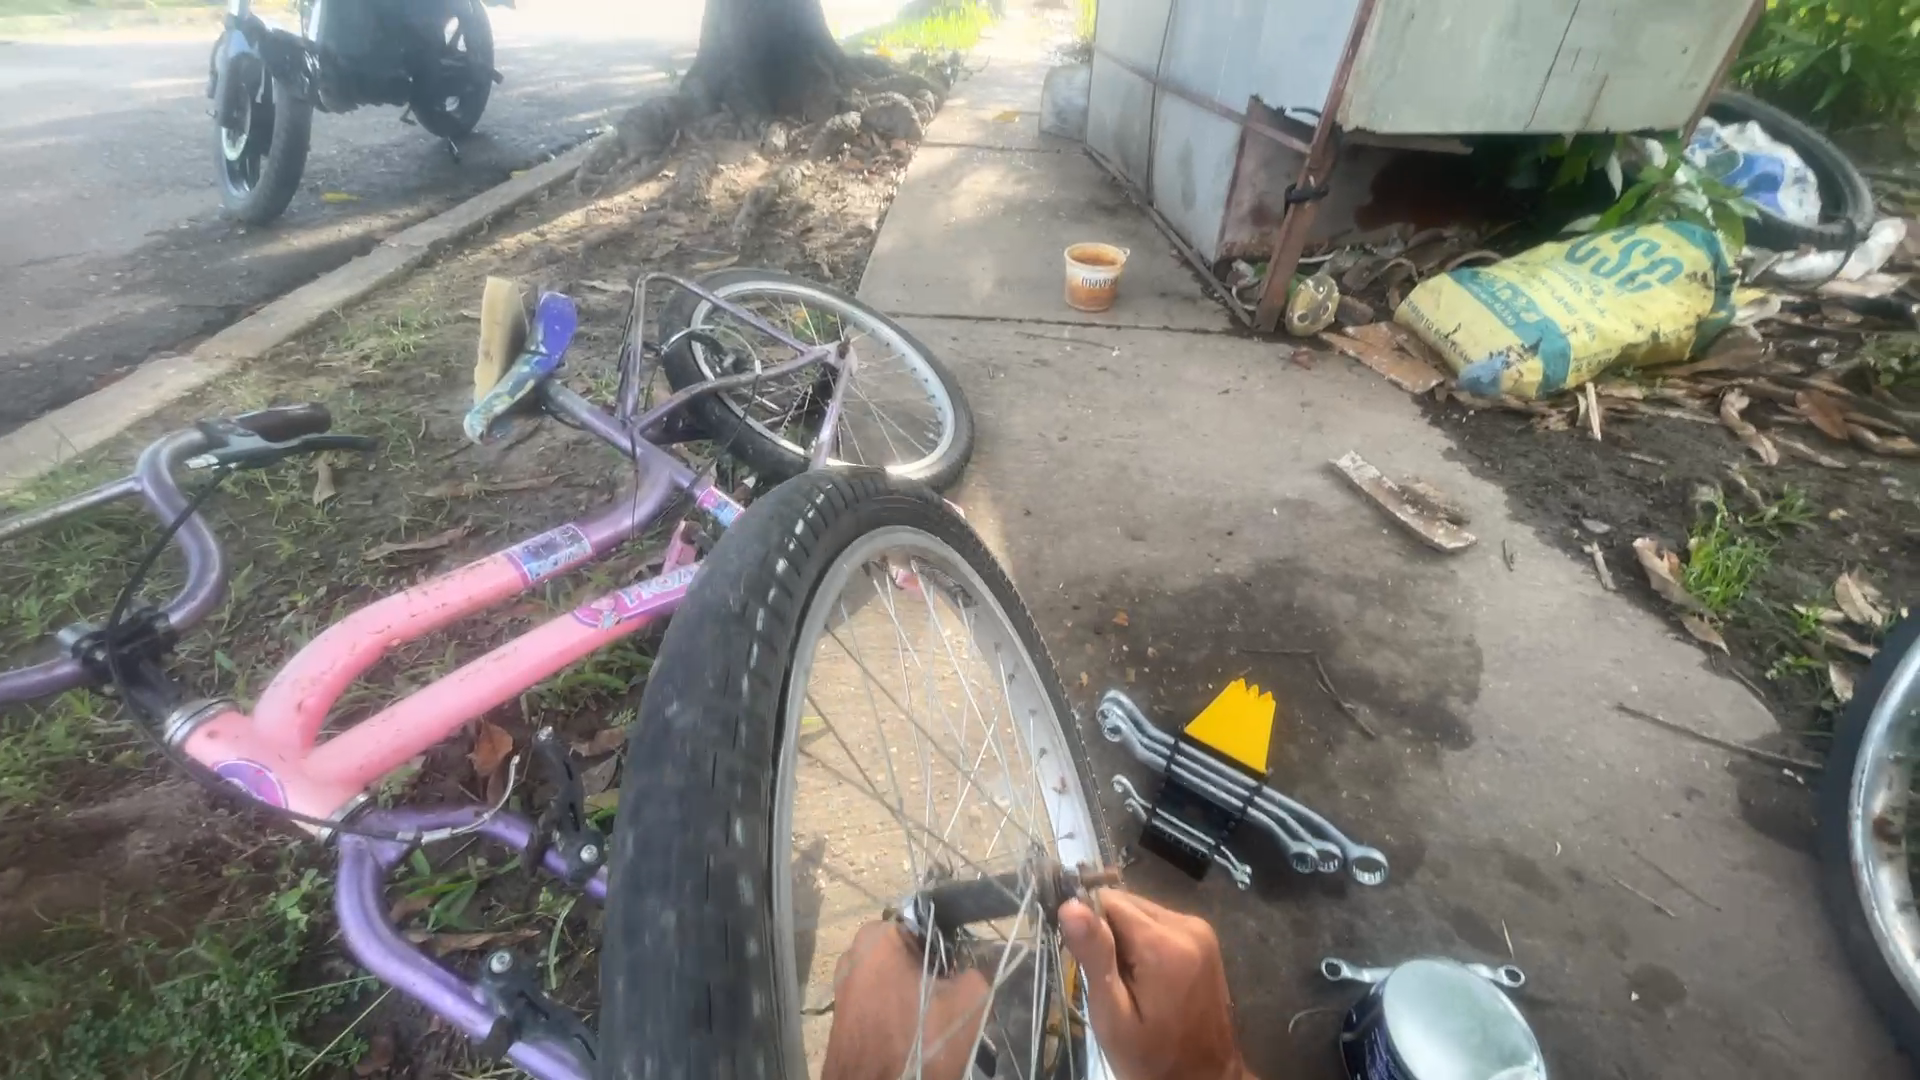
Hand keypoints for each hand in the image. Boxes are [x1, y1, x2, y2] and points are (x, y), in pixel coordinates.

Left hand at [822, 921, 991, 1079]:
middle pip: (911, 949)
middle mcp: (856, 948)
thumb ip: (981, 967)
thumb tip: (985, 956)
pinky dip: (897, 1008)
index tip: (961, 971)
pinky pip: (880, 994)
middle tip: (948, 1000)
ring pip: (896, 973)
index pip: (929, 923)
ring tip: (931, 1021)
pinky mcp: (842, 1009)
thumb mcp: (968, 1002)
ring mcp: (845, 980)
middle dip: (933, 970)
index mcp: (881, 934)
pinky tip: (910, 1032)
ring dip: (916, 991)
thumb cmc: (917, 1046)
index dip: (952, 946)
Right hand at [1058, 891, 1252, 1079]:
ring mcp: (1199, 929)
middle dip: (1110, 933)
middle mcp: (1187, 925)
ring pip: (1139, 910)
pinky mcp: (1204, 936)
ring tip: (1131, 982)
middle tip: (1113, 981)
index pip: (1107, 900)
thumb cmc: (1154, 1060)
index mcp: (1164, 944)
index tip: (1091, 964)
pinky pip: (1157, 921)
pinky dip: (1145, 941)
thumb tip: (1069, 905)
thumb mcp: (1114, 1017)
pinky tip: (1149, 977)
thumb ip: (1095, 957)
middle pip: (1125, 903)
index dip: (1092, 928)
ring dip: (1127, 937)